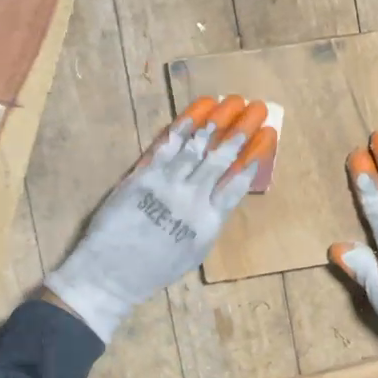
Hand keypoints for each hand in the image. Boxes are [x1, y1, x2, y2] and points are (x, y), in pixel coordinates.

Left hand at [44, 95, 275, 342]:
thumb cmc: (156, 268)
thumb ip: (214, 215)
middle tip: (256, 107)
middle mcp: (193, 201)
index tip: (268, 132)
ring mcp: (167, 187)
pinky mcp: (143, 179)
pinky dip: (183, 129)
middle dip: (241, 129)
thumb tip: (231, 185)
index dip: (256, 154)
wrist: (109, 276)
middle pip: (222, 158)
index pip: (240, 181)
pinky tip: (197, 114)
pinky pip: (167, 149)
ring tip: (231, 102)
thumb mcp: (197, 249)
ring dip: (216, 122)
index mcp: (210, 222)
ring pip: (197, 148)